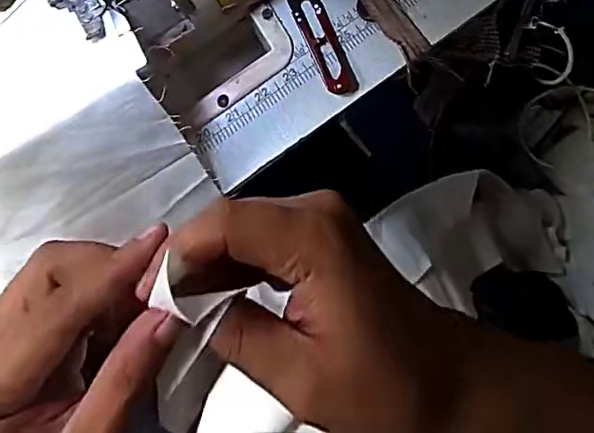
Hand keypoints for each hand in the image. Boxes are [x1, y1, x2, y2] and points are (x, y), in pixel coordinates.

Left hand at [0, 225, 182, 432]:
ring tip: (142, 312)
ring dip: (106, 281)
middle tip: (156, 288)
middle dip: (108, 269)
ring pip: (55, 273)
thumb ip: (123, 381)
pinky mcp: (14, 341)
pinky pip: (59, 292)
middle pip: (48, 272)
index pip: (56, 305)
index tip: (157, 246)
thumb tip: (165, 317)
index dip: (112, 271)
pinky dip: (98, 298)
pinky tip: (120, 325)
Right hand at [140, 191, 486, 432]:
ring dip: (206, 258)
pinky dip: (233, 260)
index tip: (150, 289)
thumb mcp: (301, 376)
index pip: (227, 220)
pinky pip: (262, 234)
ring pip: (243, 223)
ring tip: (172, 299)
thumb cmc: (386, 384)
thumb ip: (237, 333)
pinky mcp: (319, 230)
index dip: (181, 251)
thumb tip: (187, 308)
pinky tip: (209, 290)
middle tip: (152, 298)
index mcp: (313, 236)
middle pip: (231, 216)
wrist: (444, 378)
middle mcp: (315, 209)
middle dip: (187, 254)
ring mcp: (319, 216)